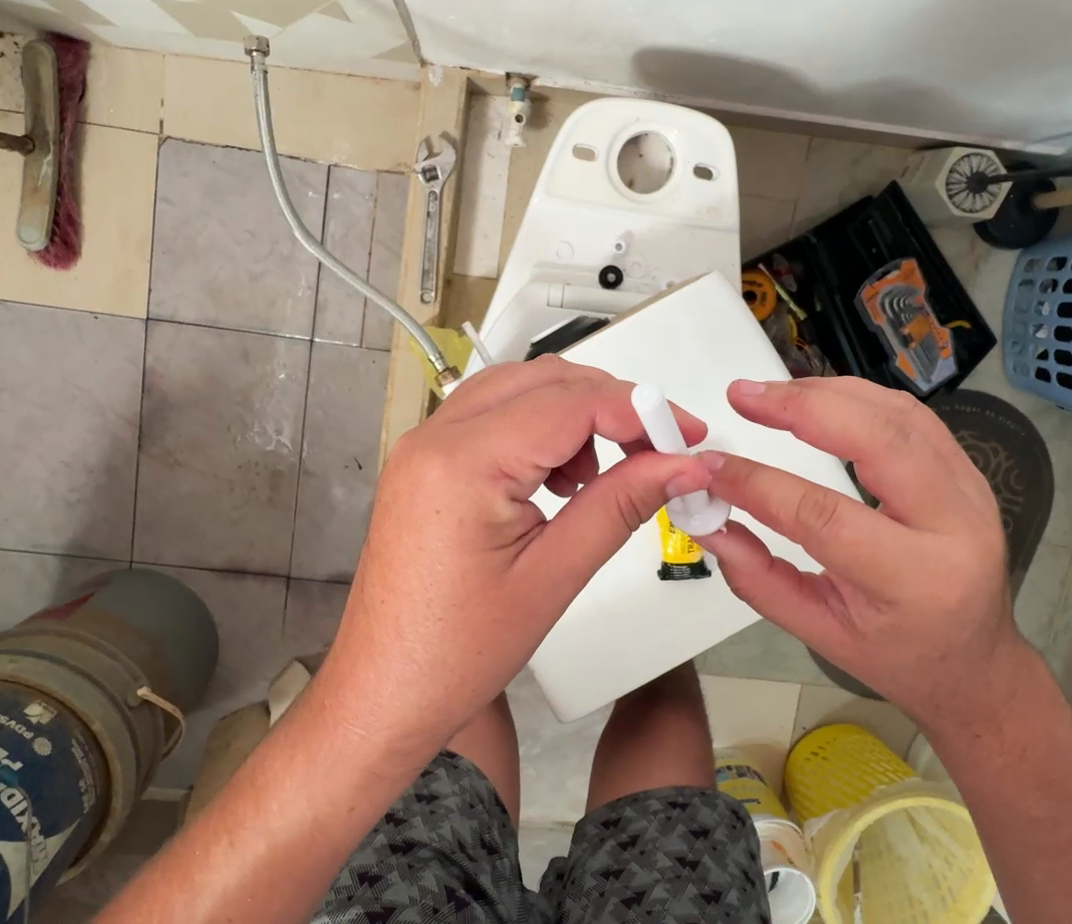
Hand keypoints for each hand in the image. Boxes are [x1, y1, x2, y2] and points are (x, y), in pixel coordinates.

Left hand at [309, 356, 712, 757]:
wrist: (384, 691)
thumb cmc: (456, 653)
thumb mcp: (553, 576)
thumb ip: (621, 505)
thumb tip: (681, 465)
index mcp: (462, 463)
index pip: (570, 402)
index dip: (639, 409)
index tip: (686, 434)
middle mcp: (434, 438)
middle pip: (542, 380)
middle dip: (609, 404)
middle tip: (658, 448)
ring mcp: (423, 447)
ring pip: (517, 390)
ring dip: (573, 414)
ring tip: (599, 477)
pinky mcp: (424, 464)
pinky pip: (491, 417)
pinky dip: (537, 430)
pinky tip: (559, 480)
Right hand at [693, 377, 1027, 730]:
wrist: (977, 663)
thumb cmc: (896, 656)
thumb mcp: (820, 634)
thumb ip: (758, 578)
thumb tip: (705, 521)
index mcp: (915, 580)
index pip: (824, 514)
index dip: (758, 483)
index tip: (710, 466)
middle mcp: (955, 526)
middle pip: (879, 438)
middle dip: (802, 407)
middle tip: (742, 397)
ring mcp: (972, 491)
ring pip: (899, 413)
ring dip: (827, 392)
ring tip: (769, 394)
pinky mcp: (969, 472)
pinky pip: (912, 416)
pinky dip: (858, 397)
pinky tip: (815, 398)